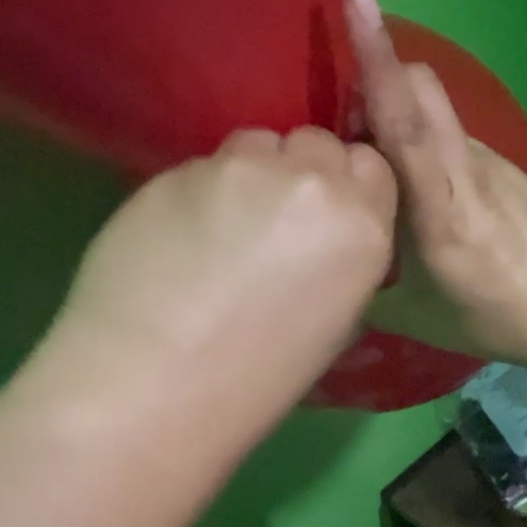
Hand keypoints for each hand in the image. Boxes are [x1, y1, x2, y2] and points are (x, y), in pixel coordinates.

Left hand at [43, 126, 396, 414]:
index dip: (351, 185)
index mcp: (362, 225)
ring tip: (228, 224)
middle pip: (317, 142)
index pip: (371, 164)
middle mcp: (309, 182)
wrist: (155, 384)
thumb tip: (326, 231)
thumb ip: (346, 251)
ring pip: (258, 144)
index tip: (331, 215)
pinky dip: (204, 191)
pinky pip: (205, 166)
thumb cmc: (265, 375)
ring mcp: (237, 170)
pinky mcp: (173, 170)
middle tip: (280, 219)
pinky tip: (184, 237)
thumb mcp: (341, 316)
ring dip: (254, 173)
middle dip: (304, 171)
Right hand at [342, 0, 526, 368]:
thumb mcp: (420, 318)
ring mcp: (494, 164)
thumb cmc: (499, 322)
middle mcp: (470, 174)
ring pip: (434, 113)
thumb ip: (366, 285)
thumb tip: (325, 257)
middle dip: (376, 76)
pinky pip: (452, 137)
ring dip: (396, 114)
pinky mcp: (508, 166)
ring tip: (373, 165)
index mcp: (446, 215)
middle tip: (342, 121)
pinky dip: (423, 142)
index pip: (406, 122)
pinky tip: (419, 191)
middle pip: (421, 91)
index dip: (375, 57)